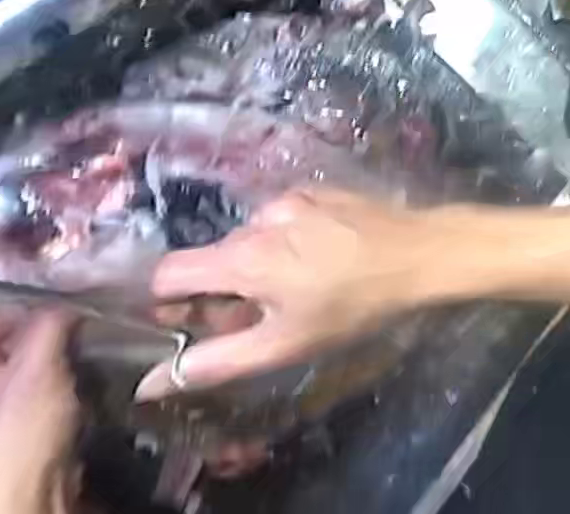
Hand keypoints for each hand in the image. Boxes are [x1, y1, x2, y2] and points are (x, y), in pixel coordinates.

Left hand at [0, 307, 81, 513]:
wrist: (18, 513)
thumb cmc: (16, 440)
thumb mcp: (39, 368)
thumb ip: (51, 321)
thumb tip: (69, 287)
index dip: (33, 298)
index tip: (75, 291)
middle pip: (8, 341)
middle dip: (51, 329)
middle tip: (90, 318)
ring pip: (24, 367)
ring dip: (58, 357)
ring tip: (93, 345)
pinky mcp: (0, 441)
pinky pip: (32, 394)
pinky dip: (58, 383)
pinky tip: (83, 379)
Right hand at [137, 190, 436, 400]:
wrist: (418, 252)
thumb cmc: (351, 305)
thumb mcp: (284, 344)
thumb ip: (214, 361)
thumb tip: (152, 381)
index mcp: (244, 256)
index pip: (170, 271)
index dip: (172, 301)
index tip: (201, 321)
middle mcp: (261, 217)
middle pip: (217, 255)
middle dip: (227, 287)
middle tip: (268, 312)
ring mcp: (294, 197)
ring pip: (254, 236)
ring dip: (263, 262)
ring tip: (304, 283)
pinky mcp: (321, 189)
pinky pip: (286, 216)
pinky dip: (291, 237)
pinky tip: (325, 254)